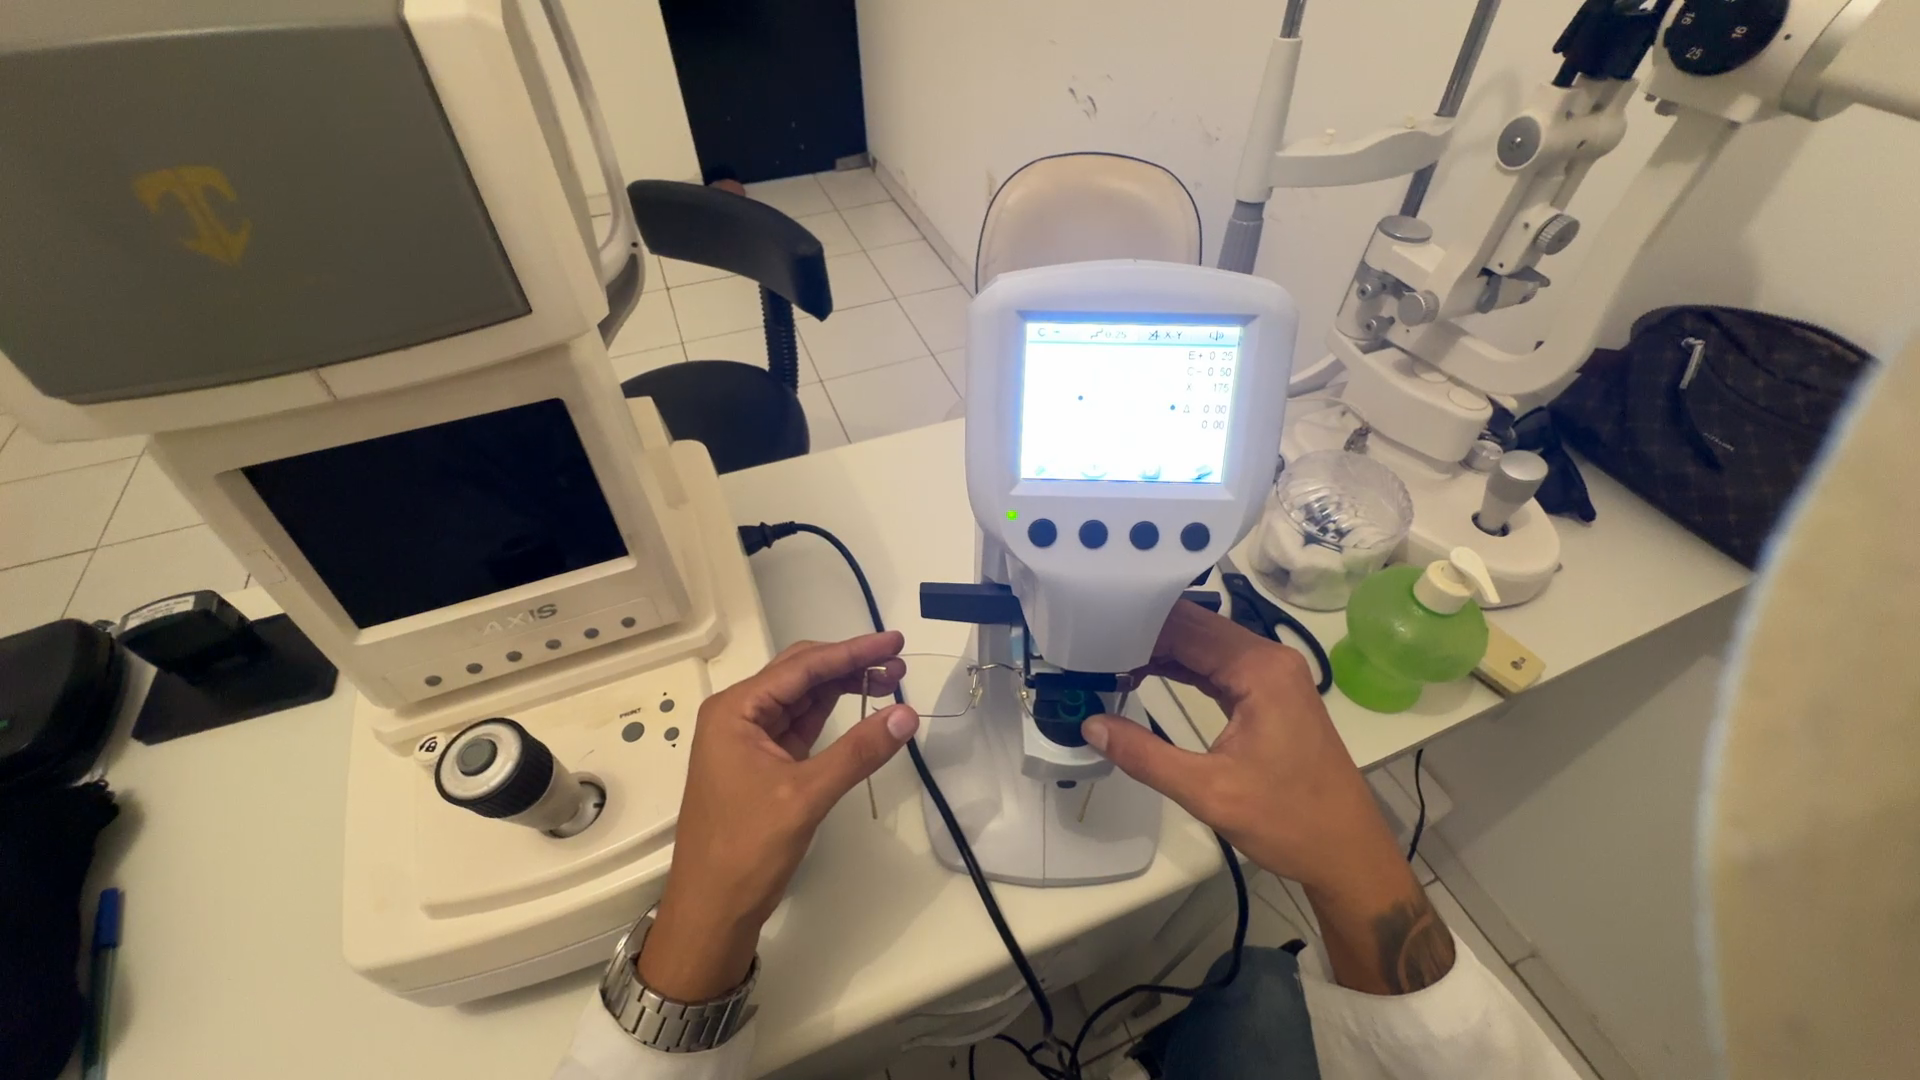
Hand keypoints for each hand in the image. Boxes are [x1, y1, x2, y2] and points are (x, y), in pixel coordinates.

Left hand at [637, 631, 919, 1001]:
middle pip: (802, 674)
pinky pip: (804, 724)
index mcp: (736, 710)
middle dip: (850, 665)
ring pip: (805, 698)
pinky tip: (864, 708)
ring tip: (891, 681)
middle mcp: (740, 715)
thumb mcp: (806, 796)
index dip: (853, 651)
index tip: (894, 641)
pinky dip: (835, 714)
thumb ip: (858, 751)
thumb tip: (906, 713)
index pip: (803, 667)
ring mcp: (751, 739)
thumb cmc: (746, 850)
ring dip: (845, 687)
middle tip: (898, 663)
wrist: (711, 913)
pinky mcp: (765, 762)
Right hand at [1081, 601, 1453, 994]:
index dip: (1135, 624)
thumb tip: (1089, 724)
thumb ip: (1144, 755)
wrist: (1348, 854)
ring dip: (1156, 649)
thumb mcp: (1208, 791)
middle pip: (1193, 627)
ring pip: (1202, 644)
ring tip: (1102, 655)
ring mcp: (1271, 674)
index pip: (1186, 625)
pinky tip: (1141, 673)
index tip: (1088, 631)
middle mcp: (1268, 658)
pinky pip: (1214, 666)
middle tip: (1086, 641)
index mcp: (1260, 668)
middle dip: (1140, 631)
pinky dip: (1178, 667)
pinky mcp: (1267, 692)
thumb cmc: (1289, 821)